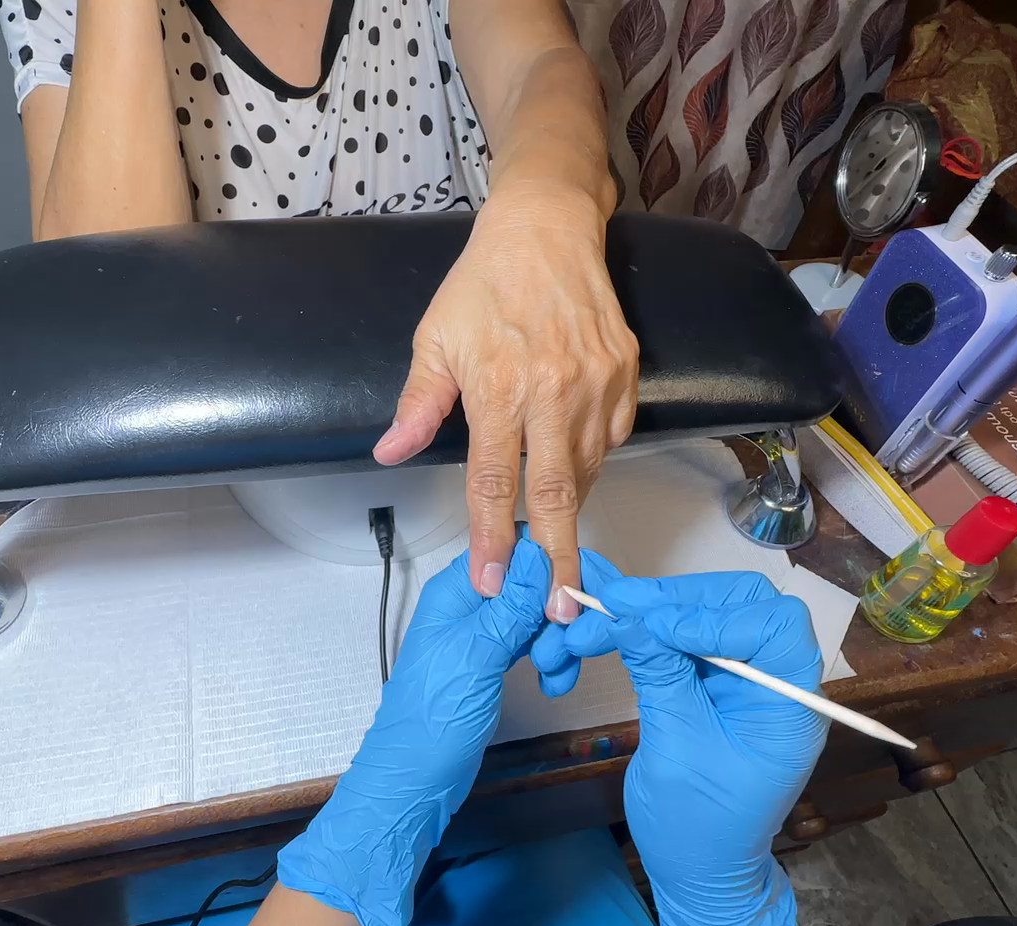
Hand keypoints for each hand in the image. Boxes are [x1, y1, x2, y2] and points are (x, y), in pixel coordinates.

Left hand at [276, 535, 549, 925]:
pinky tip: (554, 682)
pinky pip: (536, 642)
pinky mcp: (497, 659)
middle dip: (561, 609)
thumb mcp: (476, 655)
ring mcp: (486, 632)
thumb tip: (539, 549)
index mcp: (457, 589)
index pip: (514, 547)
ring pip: (540, 613)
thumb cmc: (432, 720)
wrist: (416, 781)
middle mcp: (473, 603)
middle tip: (570, 644)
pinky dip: (553, 659)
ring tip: (556, 671)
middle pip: (534, 581)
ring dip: (559, 639)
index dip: (555, 561)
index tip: (587, 587)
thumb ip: (511, 605)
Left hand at [373, 189, 637, 622]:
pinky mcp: (627, 374)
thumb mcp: (435, 339)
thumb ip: (417, 404)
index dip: (492, 536)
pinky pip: (614, 437)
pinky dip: (592, 462)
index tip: (493, 581)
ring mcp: (598, 383)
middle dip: (556, 556)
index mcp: (499, 388)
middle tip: (560, 607)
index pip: (494, 481)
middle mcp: (555, 392)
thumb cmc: (482, 285)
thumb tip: (390, 454)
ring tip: (557, 540)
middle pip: (556, 491)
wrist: (547, 228)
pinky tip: (574, 463)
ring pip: (587, 469)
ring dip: (569, 509)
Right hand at [531, 553, 827, 925]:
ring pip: (709, 610)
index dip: (714, 615)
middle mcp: (772, 680)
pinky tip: (614, 621)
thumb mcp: (677, 751)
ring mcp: (741, 678)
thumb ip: (659, 677)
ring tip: (605, 608)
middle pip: (741, 603)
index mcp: (787, 704)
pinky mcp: (711, 680)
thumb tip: (626, 617)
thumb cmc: (698, 826)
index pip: (772, 625)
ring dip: (658, 606)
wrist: (698, 870)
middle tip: (618, 602)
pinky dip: (649, 625)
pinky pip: (685, 636)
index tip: (655, 628)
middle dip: (679, 598)